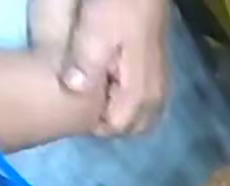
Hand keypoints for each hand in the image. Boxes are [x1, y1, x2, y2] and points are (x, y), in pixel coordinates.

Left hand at [51, 0, 170, 135]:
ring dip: (118, 117)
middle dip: (106, 123)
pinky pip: (145, 110)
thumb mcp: (95, 30)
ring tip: (94, 100)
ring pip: (140, 122)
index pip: (115, 126)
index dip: (92, 122)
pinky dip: (128, 109)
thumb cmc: (118, 8)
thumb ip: (86, 62)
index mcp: (138, 94)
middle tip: (79, 105)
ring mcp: (159, 93)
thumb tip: (73, 90)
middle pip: (130, 129)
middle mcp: (154, 101)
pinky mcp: (158, 83)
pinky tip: (111, 93)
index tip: (70, 109)